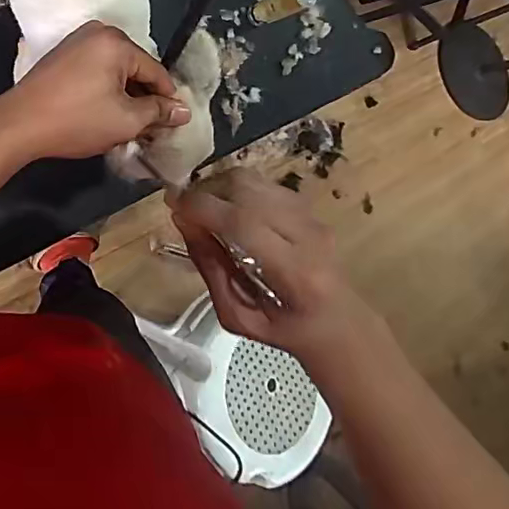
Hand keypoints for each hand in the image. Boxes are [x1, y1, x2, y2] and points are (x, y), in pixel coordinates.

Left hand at [0, 22, 190, 162]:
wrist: (18, 125)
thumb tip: (183, 111)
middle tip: (148, 127)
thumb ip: (158, 112)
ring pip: (116, 69)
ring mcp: (77, 41)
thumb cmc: (76, 120)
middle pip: (136, 68)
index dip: (167, 100)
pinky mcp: (62, 54)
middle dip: (144, 97)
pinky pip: (96, 68)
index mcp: (117, 42)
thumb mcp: (126, 120)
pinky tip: (103, 112)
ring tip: (126, 123)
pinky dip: (104, 88)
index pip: (156, 71)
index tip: (173, 123)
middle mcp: (98, 32)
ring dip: (124, 94)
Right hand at [170, 168, 386, 372]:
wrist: (335, 320)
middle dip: (206, 191)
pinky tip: (229, 207)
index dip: (201, 206)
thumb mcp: (237, 316)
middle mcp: (307, 234)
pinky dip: (238, 189)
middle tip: (185, 206)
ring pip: (254, 179)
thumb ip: (209, 266)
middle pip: (246, 189)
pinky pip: (264, 183)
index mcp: (293, 273)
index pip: (241, 222)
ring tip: (205, 206)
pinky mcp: (309, 205)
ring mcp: (311, 215)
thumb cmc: (284, 329)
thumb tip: (183, 221)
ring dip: (220, 186)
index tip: (173, 203)